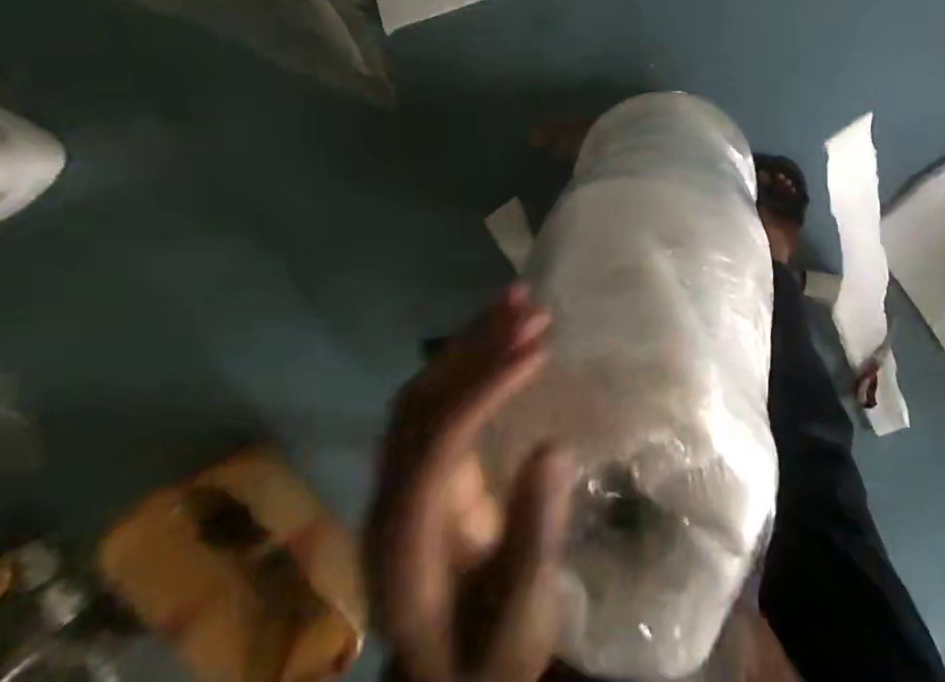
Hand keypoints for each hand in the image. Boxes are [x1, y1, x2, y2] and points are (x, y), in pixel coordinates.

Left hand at [366, 285, 573, 681]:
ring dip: (469, 342)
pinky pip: (436, 403)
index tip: (538, 349)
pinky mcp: (418, 471)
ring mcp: (398, 480)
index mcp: (404, 535)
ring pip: (423, 393)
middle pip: (421, 404)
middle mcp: (388, 496)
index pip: (438, 440)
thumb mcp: (519, 615)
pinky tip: (500, 337)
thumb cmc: (485, 653)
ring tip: (518, 300)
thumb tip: (556, 448)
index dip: (486, 388)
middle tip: (531, 306)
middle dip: (477, 348)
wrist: (444, 678)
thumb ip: (532, 536)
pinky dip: (468, 363)